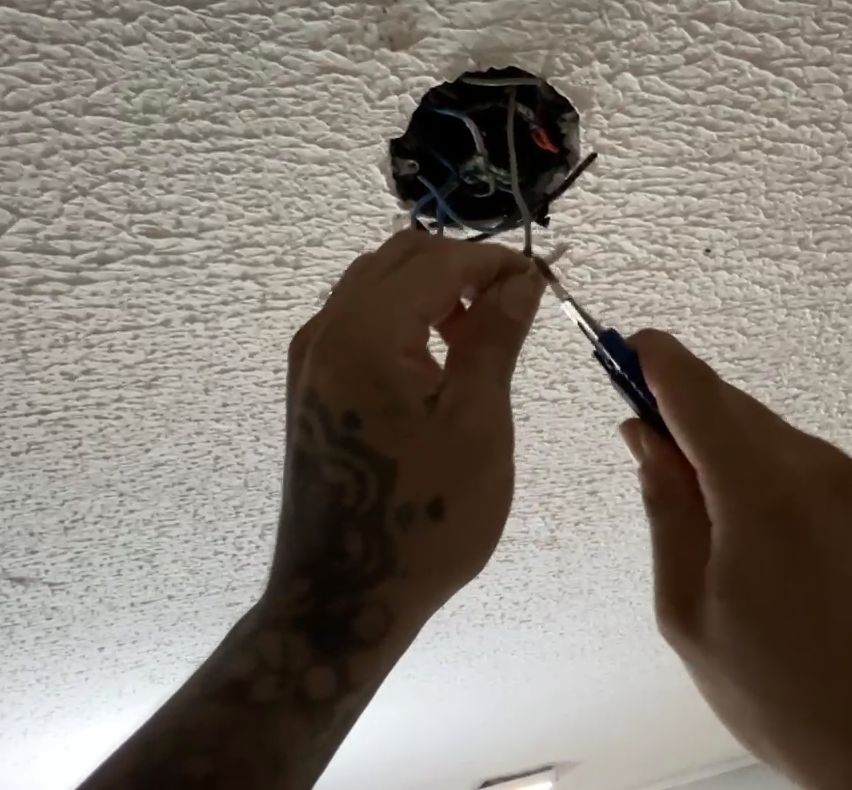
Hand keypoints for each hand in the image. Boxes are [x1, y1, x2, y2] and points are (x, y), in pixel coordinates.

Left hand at [270, 229, 543, 629]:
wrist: (345, 595)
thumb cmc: (426, 516)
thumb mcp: (477, 422)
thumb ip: (495, 336)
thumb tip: (521, 278)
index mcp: (365, 333)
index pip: (439, 261)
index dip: (495, 261)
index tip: (541, 280)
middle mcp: (326, 329)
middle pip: (401, 257)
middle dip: (462, 265)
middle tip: (513, 302)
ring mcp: (310, 355)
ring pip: (377, 281)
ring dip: (432, 285)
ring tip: (480, 326)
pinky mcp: (310, 380)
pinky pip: (359, 315)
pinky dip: (404, 311)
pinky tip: (437, 351)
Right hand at [621, 331, 851, 789]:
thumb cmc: (789, 695)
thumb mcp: (688, 612)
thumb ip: (665, 509)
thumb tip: (644, 438)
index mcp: (761, 493)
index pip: (695, 390)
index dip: (653, 360)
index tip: (623, 351)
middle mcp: (814, 467)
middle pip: (727, 401)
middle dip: (679, 407)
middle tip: (644, 445)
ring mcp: (851, 480)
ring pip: (761, 427)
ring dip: (717, 439)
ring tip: (698, 508)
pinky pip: (795, 454)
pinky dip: (755, 461)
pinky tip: (746, 522)